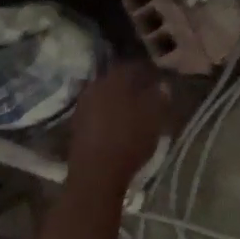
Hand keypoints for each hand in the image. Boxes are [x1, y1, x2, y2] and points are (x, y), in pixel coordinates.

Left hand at [68, 61, 167, 188]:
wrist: (96, 172)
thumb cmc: (130, 141)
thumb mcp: (154, 119)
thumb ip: (160, 97)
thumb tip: (162, 84)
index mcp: (116, 78)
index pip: (135, 66)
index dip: (149, 71)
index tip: (160, 78)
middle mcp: (96, 84)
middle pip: (117, 78)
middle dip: (132, 84)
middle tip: (146, 94)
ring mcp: (83, 103)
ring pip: (105, 93)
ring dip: (118, 99)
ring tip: (132, 111)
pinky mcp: (77, 121)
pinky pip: (97, 109)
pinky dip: (107, 112)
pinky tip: (116, 123)